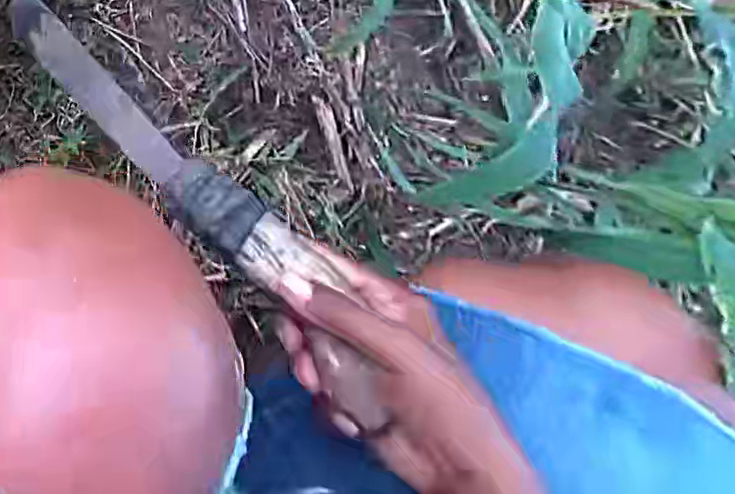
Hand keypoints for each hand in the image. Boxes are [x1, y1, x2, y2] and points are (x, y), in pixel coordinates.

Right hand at [277, 271, 540, 493]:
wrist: (465, 479)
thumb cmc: (451, 408)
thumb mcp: (396, 348)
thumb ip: (341, 312)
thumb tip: (289, 281)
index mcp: (390, 304)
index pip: (336, 268)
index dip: (302, 263)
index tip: (269, 262)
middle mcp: (372, 326)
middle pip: (314, 307)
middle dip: (300, 326)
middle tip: (296, 340)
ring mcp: (361, 359)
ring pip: (311, 343)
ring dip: (308, 363)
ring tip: (317, 381)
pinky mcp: (352, 391)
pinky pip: (319, 377)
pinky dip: (321, 392)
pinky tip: (339, 407)